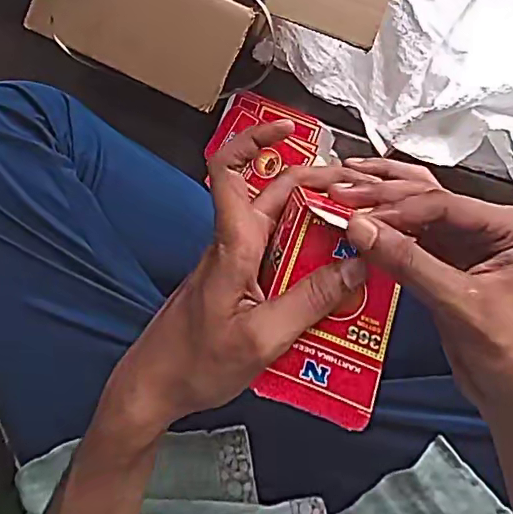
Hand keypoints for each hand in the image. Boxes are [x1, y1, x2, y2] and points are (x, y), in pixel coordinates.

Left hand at [98, 122, 369, 440]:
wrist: (156, 384)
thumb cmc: (194, 361)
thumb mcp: (261, 338)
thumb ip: (310, 302)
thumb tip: (355, 265)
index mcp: (232, 242)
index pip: (229, 169)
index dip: (254, 140)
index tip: (287, 129)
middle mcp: (235, 240)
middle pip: (275, 193)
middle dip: (315, 185)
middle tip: (356, 195)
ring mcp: (239, 259)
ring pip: (283, 223)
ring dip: (317, 223)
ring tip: (356, 234)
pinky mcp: (244, 279)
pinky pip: (282, 254)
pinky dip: (309, 256)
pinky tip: (334, 276)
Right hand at [338, 159, 512, 420]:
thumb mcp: (461, 306)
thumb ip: (410, 263)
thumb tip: (365, 229)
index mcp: (505, 227)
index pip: (441, 202)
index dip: (397, 206)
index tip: (361, 213)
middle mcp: (483, 227)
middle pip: (423, 197)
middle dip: (380, 196)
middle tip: (341, 195)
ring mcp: (461, 242)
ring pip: (411, 209)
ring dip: (377, 202)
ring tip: (342, 191)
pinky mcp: (440, 260)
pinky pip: (404, 235)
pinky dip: (379, 228)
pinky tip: (356, 220)